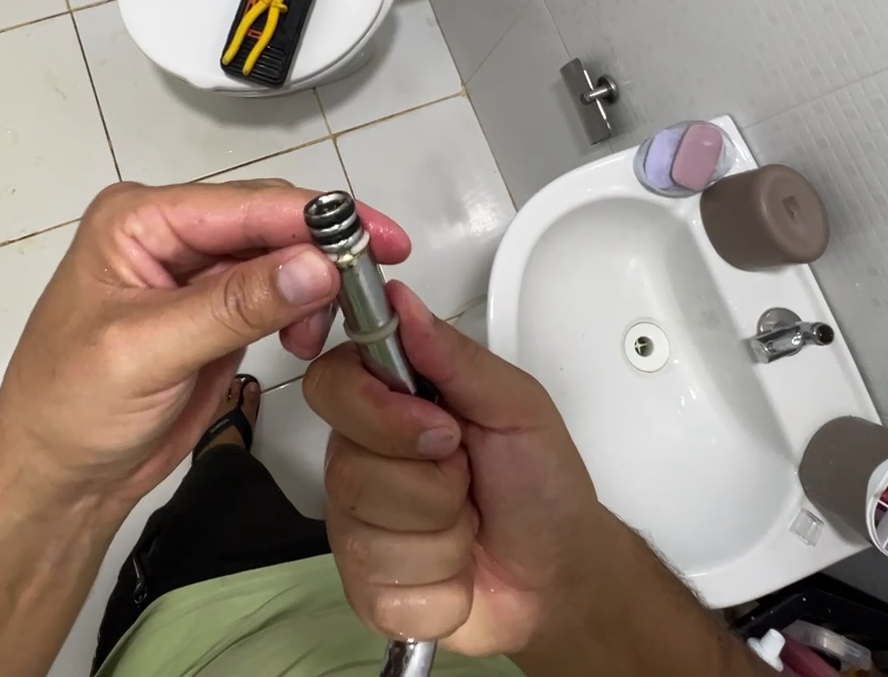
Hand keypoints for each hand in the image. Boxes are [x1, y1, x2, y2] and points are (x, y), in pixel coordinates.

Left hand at [0, 180, 409, 510]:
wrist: (60, 481)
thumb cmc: (73, 409)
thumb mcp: (148, 351)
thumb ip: (235, 305)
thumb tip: (319, 265)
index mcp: (141, 218)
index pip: (243, 205)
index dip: (315, 217)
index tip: (380, 237)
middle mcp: (173, 231)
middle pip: (269, 221)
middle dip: (323, 250)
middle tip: (373, 283)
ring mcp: (199, 269)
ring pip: (282, 255)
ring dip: (315, 285)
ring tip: (319, 332)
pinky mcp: (220, 307)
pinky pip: (279, 291)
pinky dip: (305, 309)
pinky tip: (305, 338)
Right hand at [302, 282, 618, 655]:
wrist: (558, 572)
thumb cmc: (538, 478)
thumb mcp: (514, 404)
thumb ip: (454, 355)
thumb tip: (399, 298)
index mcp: (388, 399)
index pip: (330, 384)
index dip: (376, 412)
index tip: (440, 428)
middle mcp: (359, 453)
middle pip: (347, 466)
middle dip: (431, 483)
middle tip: (469, 477)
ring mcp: (356, 522)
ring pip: (366, 531)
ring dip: (443, 536)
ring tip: (468, 524)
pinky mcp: (365, 584)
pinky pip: (382, 589)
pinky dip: (439, 586)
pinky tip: (458, 571)